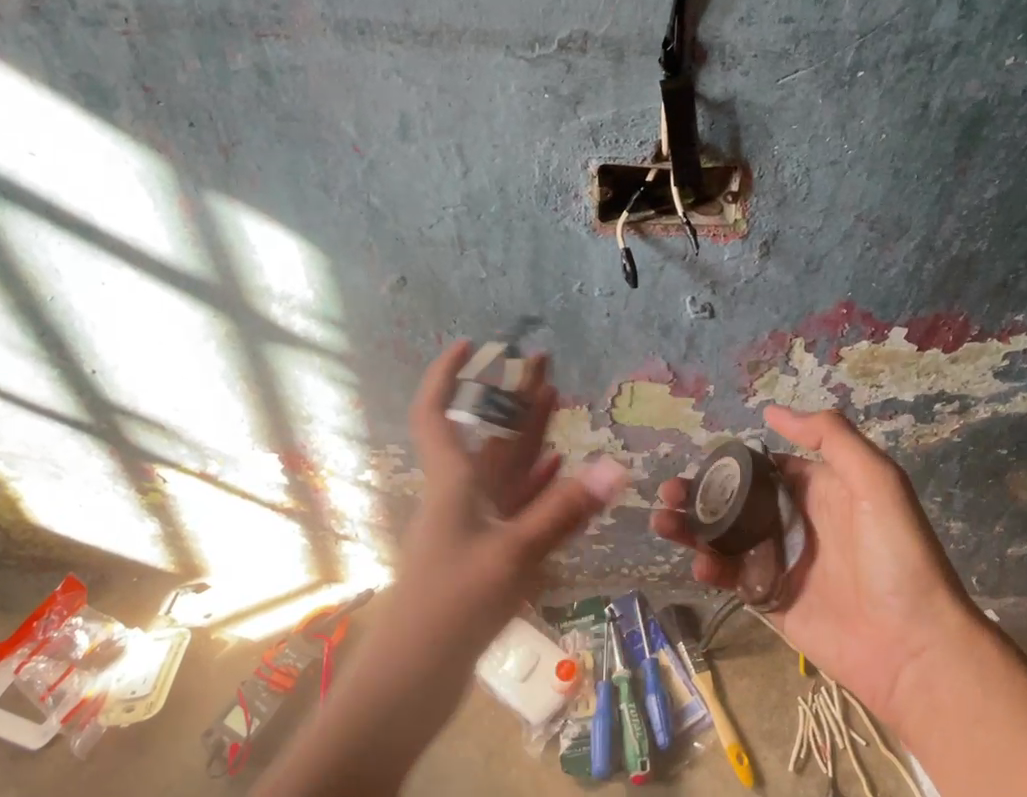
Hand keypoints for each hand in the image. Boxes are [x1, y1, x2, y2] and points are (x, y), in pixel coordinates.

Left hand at [391, 339, 630, 663]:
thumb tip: (617, 469)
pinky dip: (534, 483)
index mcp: (451, 483)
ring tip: (556, 401)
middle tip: (543, 365)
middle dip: (508, 396)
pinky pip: (512, 506)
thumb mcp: (511, 555)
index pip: (436, 414)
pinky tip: (557, 468)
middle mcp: (459, 496)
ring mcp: (471, 527)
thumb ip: (563, 512)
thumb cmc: (450, 607)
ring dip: (526, 435)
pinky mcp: (483, 556)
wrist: (410, 681)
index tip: (469, 343)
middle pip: (484, 434)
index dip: (446, 376)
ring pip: (502, 468)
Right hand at [651, 406, 984, 721]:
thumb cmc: (896, 554)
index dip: (732, 461)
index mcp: (820, 490)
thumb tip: (772, 411)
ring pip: (726, 538)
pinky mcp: (772, 602)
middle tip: (667, 491)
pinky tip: (699, 562)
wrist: (913, 646)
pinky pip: (733, 579)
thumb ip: (830, 437)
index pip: (765, 467)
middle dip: (700, 493)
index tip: (700, 457)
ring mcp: (781, 563)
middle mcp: (797, 522)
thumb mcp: (877, 480)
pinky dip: (711, 568)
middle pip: (736, 501)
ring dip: (693, 528)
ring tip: (663, 520)